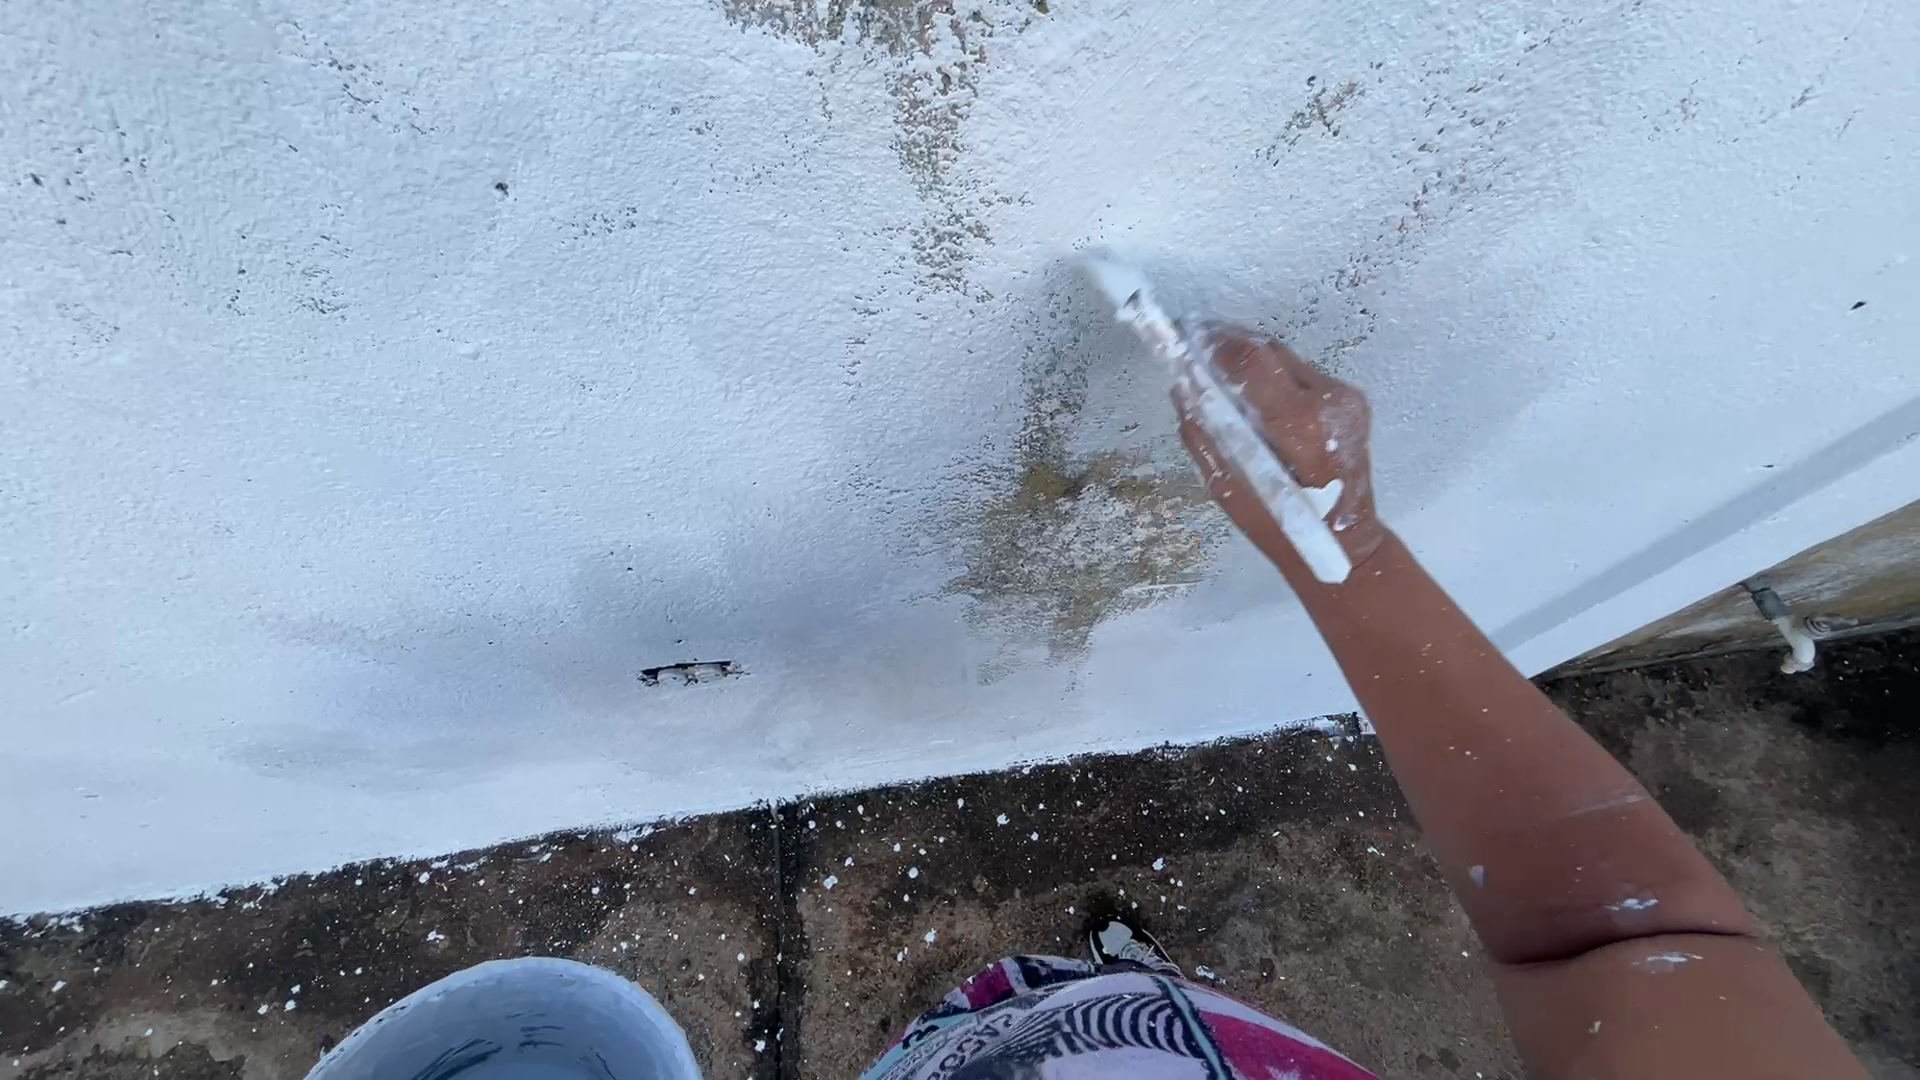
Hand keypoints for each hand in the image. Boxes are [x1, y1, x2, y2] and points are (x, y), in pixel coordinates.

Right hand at [1173, 327, 1386, 576]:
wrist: (1346, 541)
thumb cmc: (1281, 527)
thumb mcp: (1229, 488)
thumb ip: (1204, 438)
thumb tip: (1181, 390)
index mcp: (1302, 428)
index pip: (1253, 364)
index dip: (1217, 347)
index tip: (1186, 339)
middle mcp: (1331, 402)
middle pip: (1269, 350)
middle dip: (1228, 343)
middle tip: (1193, 341)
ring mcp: (1346, 397)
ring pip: (1285, 357)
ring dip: (1247, 357)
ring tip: (1214, 360)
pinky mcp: (1351, 398)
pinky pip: (1300, 372)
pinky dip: (1268, 372)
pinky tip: (1247, 385)